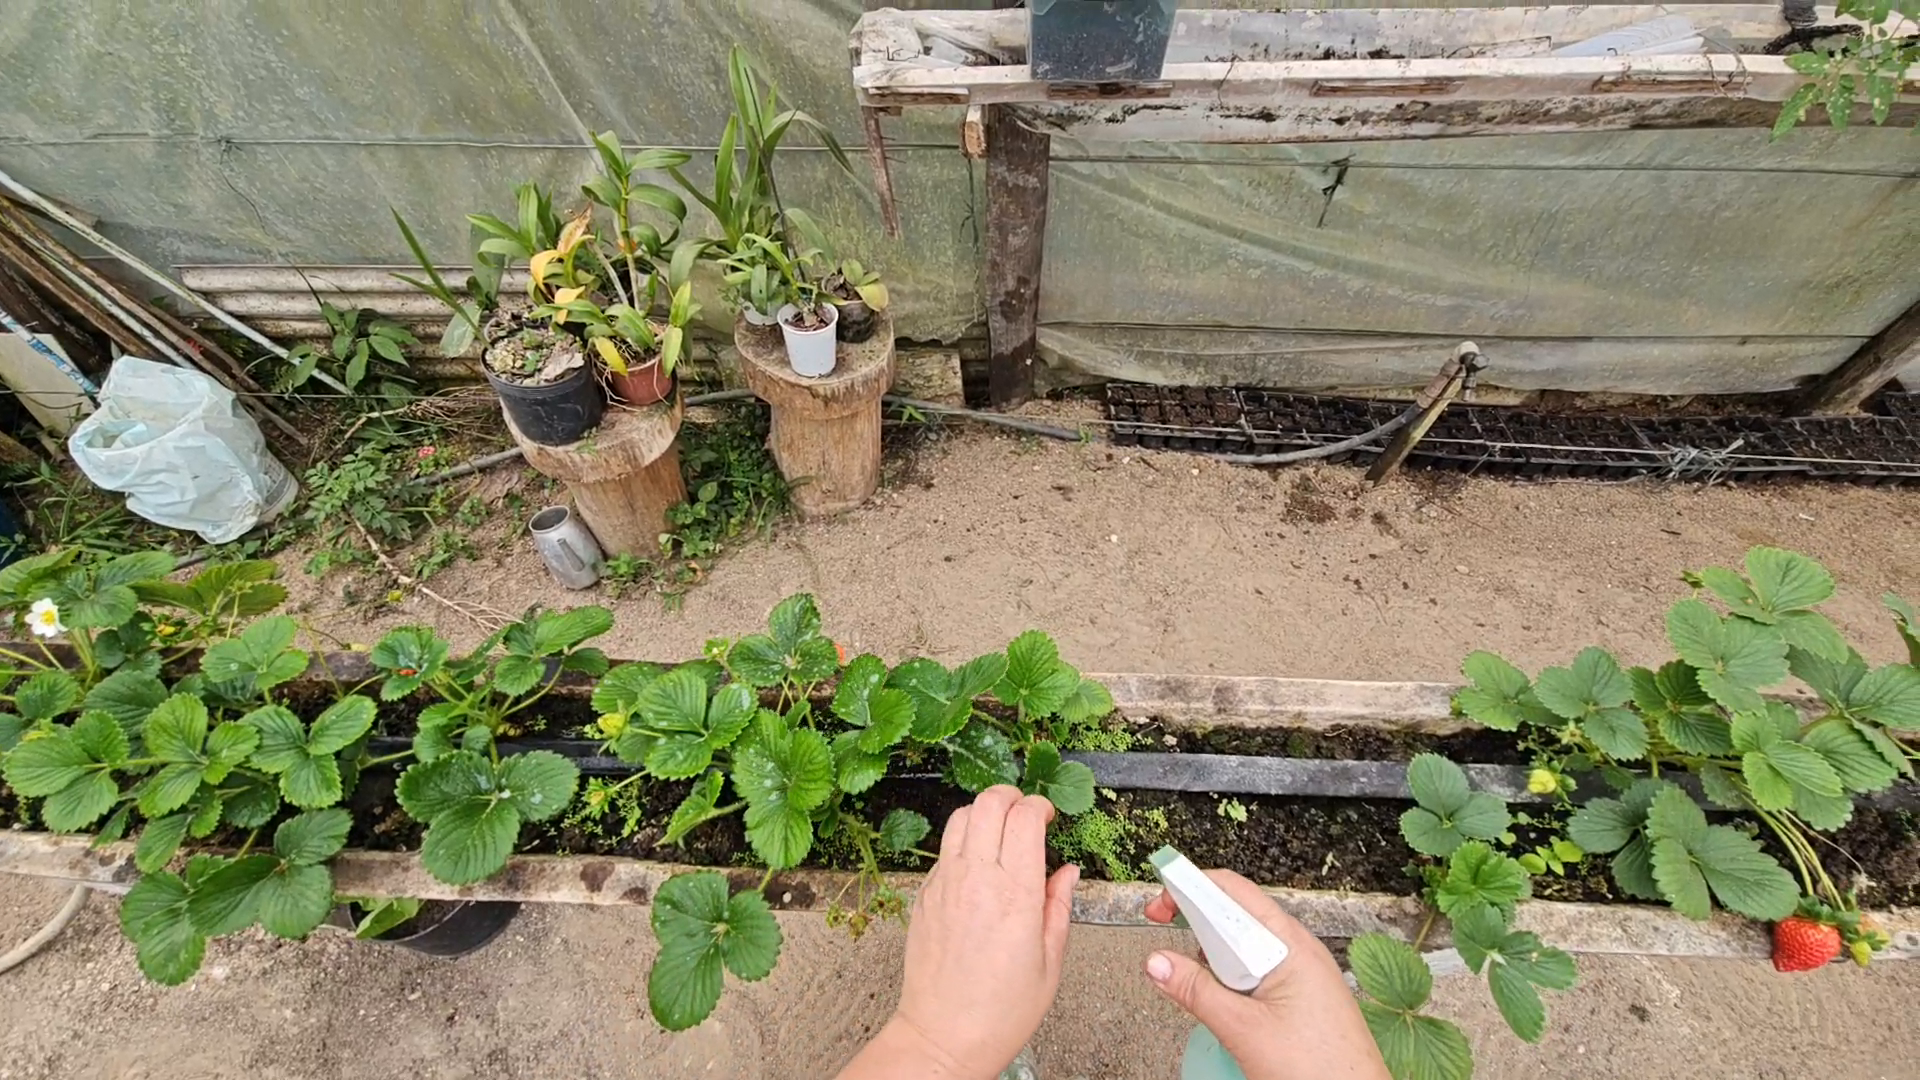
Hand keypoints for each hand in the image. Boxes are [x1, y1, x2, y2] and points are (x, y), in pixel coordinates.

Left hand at [837, 786, 1078, 1079]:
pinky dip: (963, 838)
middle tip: (1025, 810)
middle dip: (1011, 795)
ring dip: (984, 810)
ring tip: (1000, 827)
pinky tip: (977, 860)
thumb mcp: (1049, 964)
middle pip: (989, 803)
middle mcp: (977, 878)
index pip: (1025, 818)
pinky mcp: (926, 891)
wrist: (942, 1037)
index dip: (1039, 806)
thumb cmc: (1000, 1011)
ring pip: (961, 815)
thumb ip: (1059, 907)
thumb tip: (1068, 870)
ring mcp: (946, 882)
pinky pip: (945, 846)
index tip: (1047, 815)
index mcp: (1016, 895)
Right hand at [1144, 868, 1389, 1079]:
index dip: (1189, 888)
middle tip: (1164, 928)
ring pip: (1245, 942)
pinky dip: (1232, 974)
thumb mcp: (1244, 1031)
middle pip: (1236, 913)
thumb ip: (1196, 992)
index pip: (1230, 891)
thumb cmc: (1321, 1074)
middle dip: (1196, 918)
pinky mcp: (1305, 995)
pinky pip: (1259, 967)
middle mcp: (1298, 949)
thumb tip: (1156, 962)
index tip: (1159, 902)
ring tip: (1198, 977)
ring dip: (1214, 951)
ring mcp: (1304, 971)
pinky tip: (1225, 999)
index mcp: (1289, 944)